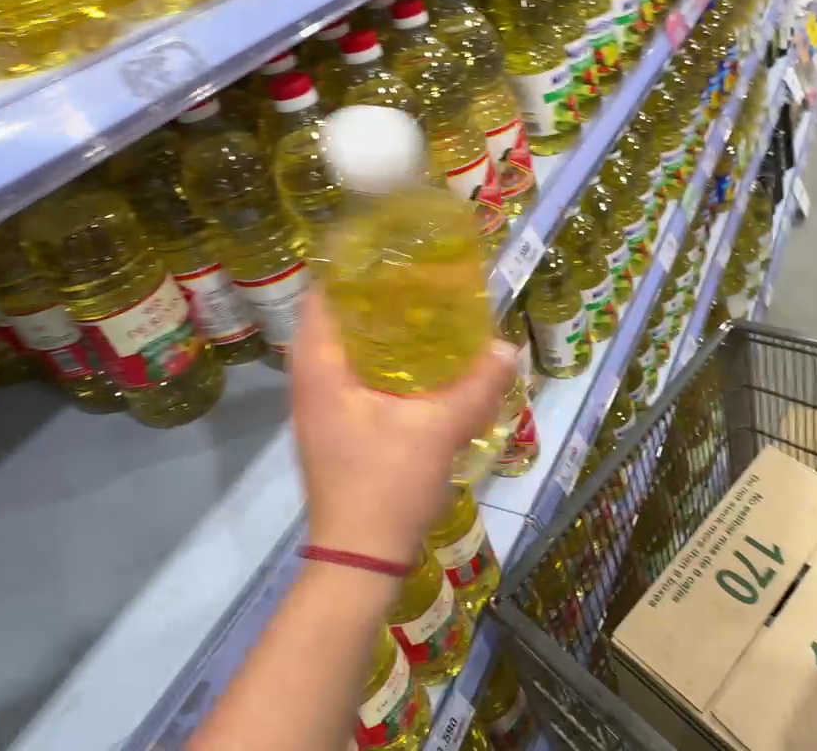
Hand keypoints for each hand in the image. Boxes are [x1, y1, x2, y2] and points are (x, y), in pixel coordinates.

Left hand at [289, 290, 513, 564]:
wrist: (358, 562)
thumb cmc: (384, 487)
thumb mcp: (437, 431)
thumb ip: (475, 387)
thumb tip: (507, 349)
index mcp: (319, 372)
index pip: (321, 297)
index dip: (352, 269)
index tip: (392, 255)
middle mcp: (310, 385)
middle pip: (335, 321)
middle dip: (374, 299)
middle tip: (419, 282)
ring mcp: (320, 411)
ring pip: (345, 353)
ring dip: (379, 334)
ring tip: (424, 317)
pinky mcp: (335, 431)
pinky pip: (354, 379)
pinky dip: (382, 364)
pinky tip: (419, 369)